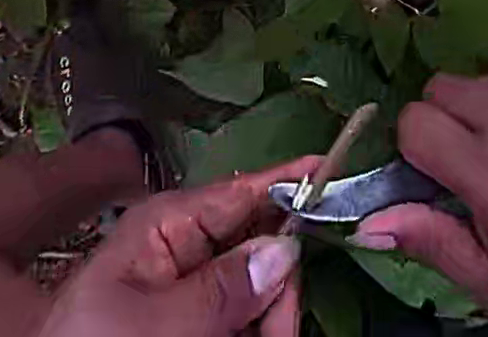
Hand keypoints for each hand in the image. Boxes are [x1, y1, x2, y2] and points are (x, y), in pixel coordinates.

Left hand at [40, 155, 318, 336]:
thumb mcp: (153, 325)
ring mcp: (201, 277)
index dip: (292, 177)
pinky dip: (264, 328)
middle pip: (265, 236)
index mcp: (172, 221)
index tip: (334, 168)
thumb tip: (285, 248)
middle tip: (281, 330)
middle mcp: (192, 239)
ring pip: (266, 277)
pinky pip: (253, 309)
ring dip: (275, 315)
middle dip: (282, 279)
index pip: (245, 188)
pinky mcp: (206, 311)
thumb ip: (220, 288)